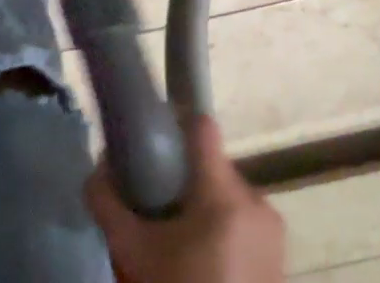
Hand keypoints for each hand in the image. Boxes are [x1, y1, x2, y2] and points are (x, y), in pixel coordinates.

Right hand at [86, 117, 285, 282]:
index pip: (201, 125)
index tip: (143, 135)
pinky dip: (214, 225)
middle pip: (208, 163)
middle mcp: (258, 202)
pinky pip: (239, 220)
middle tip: (146, 198)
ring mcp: (274, 232)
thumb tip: (99, 167)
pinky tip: (192, 256)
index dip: (170, 121)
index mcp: (225, 195)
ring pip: (222, 192)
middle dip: (176, 173)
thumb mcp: (129, 249)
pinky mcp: (279, 258)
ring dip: (195, 201)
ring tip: (168, 233)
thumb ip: (106, 198)